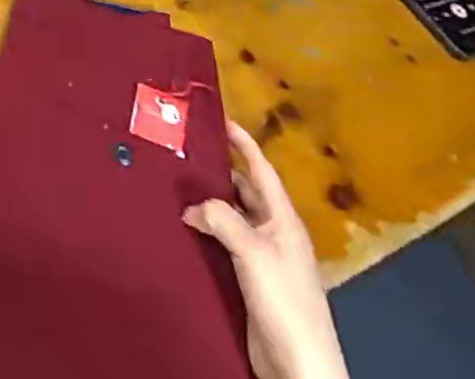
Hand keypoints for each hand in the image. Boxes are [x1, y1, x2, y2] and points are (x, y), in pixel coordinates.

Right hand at [183, 122, 348, 378]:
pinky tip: (183, 228)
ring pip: (231, 217)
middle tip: (185, 152)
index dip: (243, 144)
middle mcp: (273, 233)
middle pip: (244, 191)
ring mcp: (261, 257)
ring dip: (209, 202)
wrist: (298, 365)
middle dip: (219, 171)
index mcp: (283, 219)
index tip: (221, 120)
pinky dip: (205, 231)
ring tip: (176, 185)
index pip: (261, 170)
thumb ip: (221, 219)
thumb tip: (191, 206)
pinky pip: (223, 243)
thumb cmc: (284, 299)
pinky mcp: (247, 280)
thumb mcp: (253, 251)